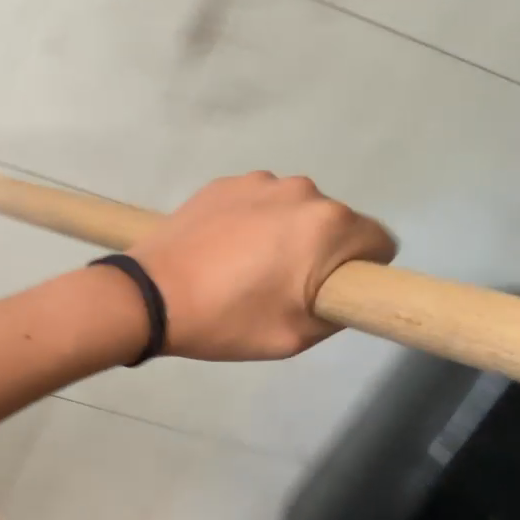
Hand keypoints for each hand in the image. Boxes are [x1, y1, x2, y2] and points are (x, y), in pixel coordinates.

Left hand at [127, 172, 396, 361]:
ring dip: (277, 235)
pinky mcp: (220, 186)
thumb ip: (335, 314)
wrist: (143, 299)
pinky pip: (251, 205)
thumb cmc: (220, 321)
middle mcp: (302, 190)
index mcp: (331, 224)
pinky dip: (242, 224)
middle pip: (331, 225)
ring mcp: (257, 182)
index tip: (319, 294)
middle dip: (313, 254)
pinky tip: (213, 252)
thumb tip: (341, 296)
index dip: (356, 274)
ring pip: (290, 212)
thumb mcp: (292, 337)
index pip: (377, 245)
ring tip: (233, 271)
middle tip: (266, 288)